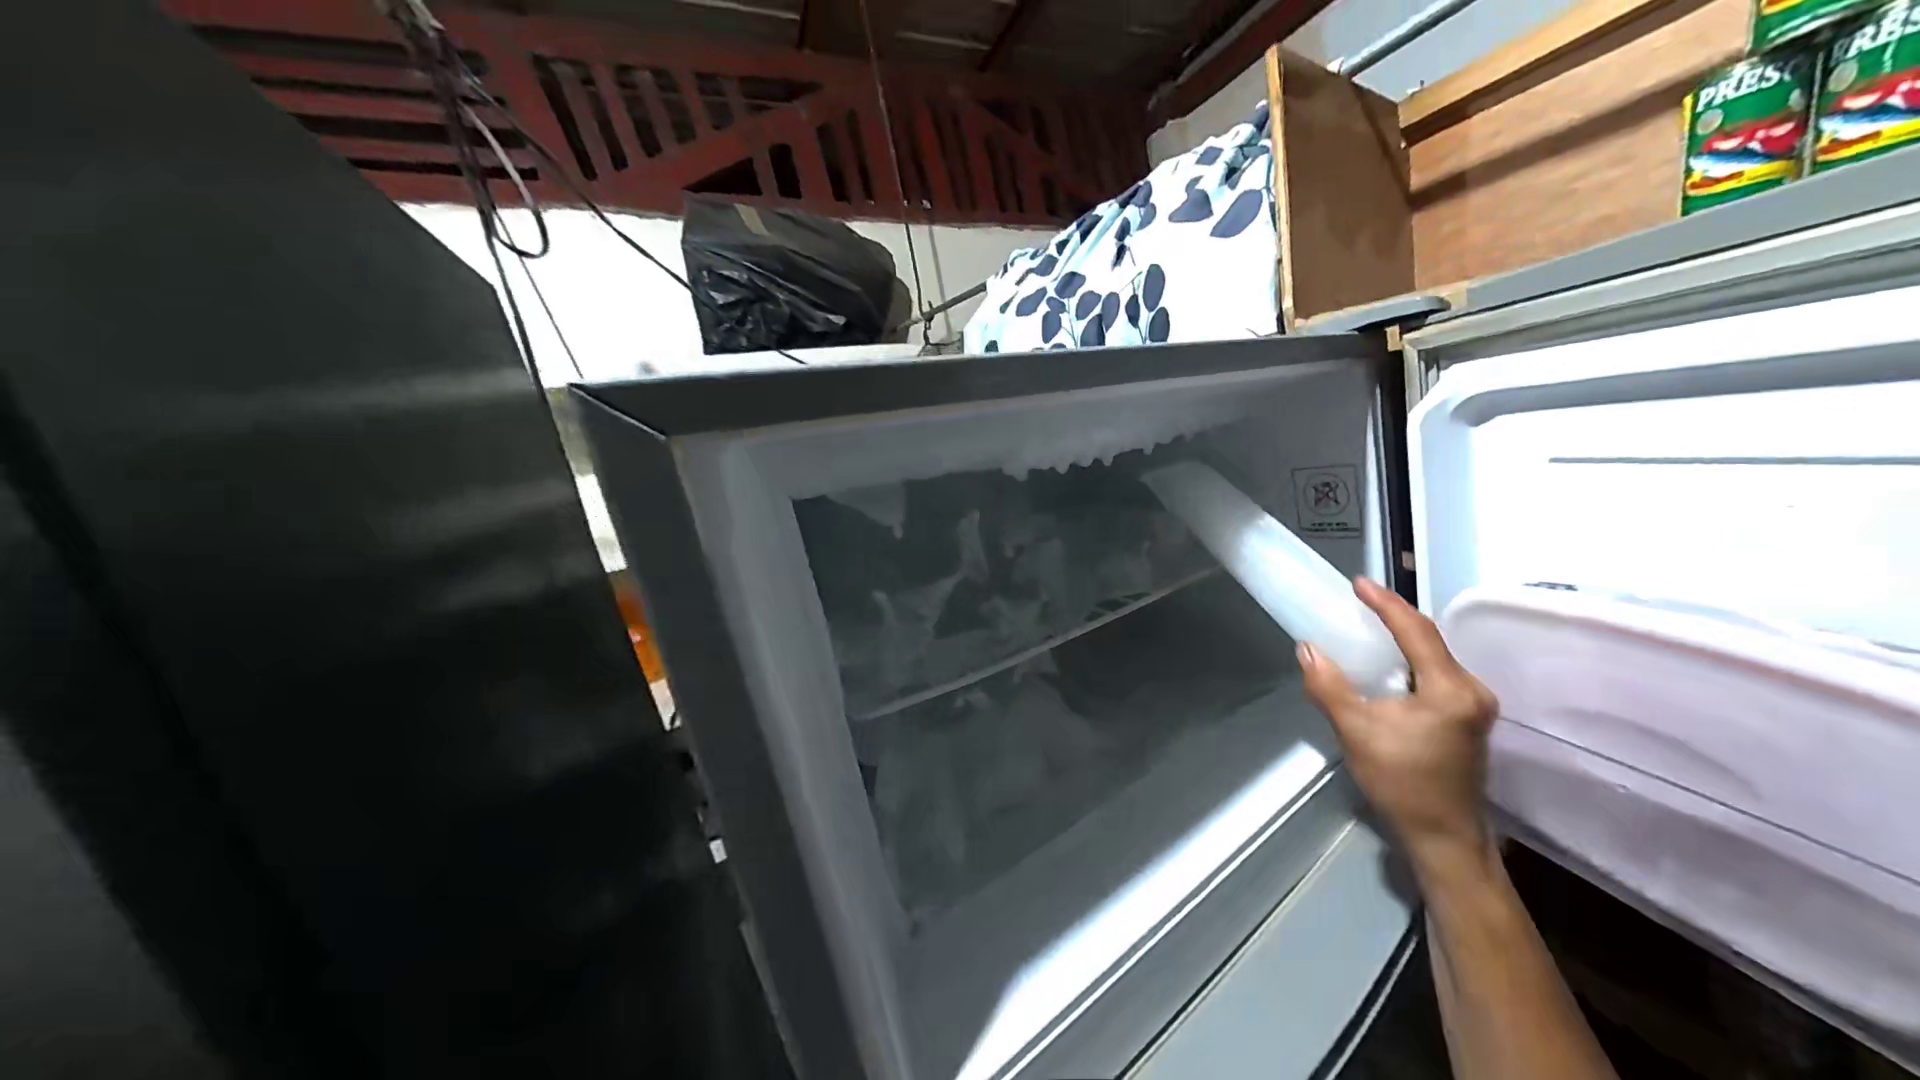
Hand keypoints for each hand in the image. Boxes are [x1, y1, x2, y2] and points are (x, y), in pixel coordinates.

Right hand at [1297, 577, 1498, 869]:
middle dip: (1393, 617)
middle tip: (1358, 602)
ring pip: (1433, 657)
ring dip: (1401, 639)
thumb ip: (1330, 687)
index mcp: (1451, 690)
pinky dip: (1408, 660)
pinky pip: (1435, 674)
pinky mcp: (1468, 718)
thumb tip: (1307, 648)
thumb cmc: (1402, 784)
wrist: (1444, 837)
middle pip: (1430, 640)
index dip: (1385, 604)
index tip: (1358, 583)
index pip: (1417, 631)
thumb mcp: (1356, 732)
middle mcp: (1472, 690)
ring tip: (1366, 625)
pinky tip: (1386, 663)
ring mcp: (1475, 706)